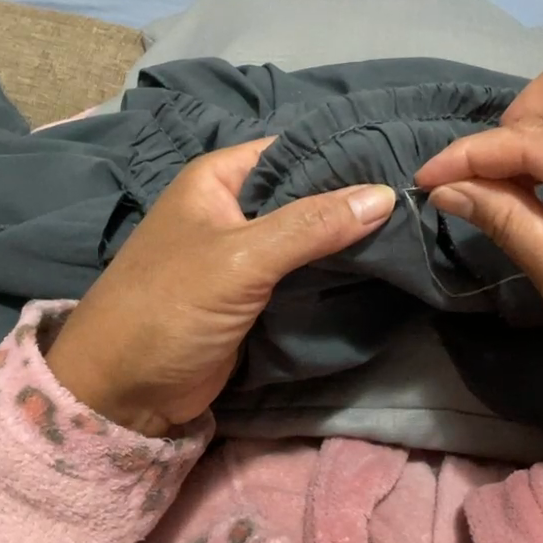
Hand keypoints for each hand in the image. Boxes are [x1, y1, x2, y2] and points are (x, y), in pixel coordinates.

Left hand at [46, 139, 395, 436]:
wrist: (124, 392)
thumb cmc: (170, 307)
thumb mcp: (240, 258)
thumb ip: (311, 226)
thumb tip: (385, 195)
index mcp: (220, 179)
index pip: (295, 150)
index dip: (345, 155)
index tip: (402, 161)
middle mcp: (235, 208)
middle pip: (307, 194)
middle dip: (354, 200)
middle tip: (418, 201)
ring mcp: (247, 254)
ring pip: (310, 237)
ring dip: (349, 239)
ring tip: (413, 230)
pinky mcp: (257, 295)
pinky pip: (305, 273)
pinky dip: (336, 273)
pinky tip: (382, 267)